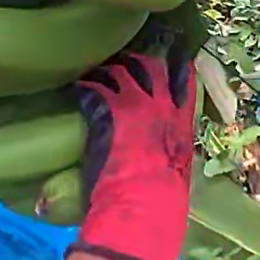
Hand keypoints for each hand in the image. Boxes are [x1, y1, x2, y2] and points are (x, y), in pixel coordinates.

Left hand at [69, 50, 195, 259]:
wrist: (144, 207)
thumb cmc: (164, 198)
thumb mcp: (176, 166)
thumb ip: (171, 149)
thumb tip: (163, 152)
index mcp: (181, 119)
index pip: (184, 78)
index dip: (175, 63)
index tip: (170, 53)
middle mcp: (161, 104)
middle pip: (150, 66)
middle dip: (136, 60)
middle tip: (123, 60)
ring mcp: (134, 104)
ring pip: (120, 71)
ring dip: (107, 71)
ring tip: (95, 72)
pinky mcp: (107, 111)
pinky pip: (93, 88)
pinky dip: (84, 87)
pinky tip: (76, 89)